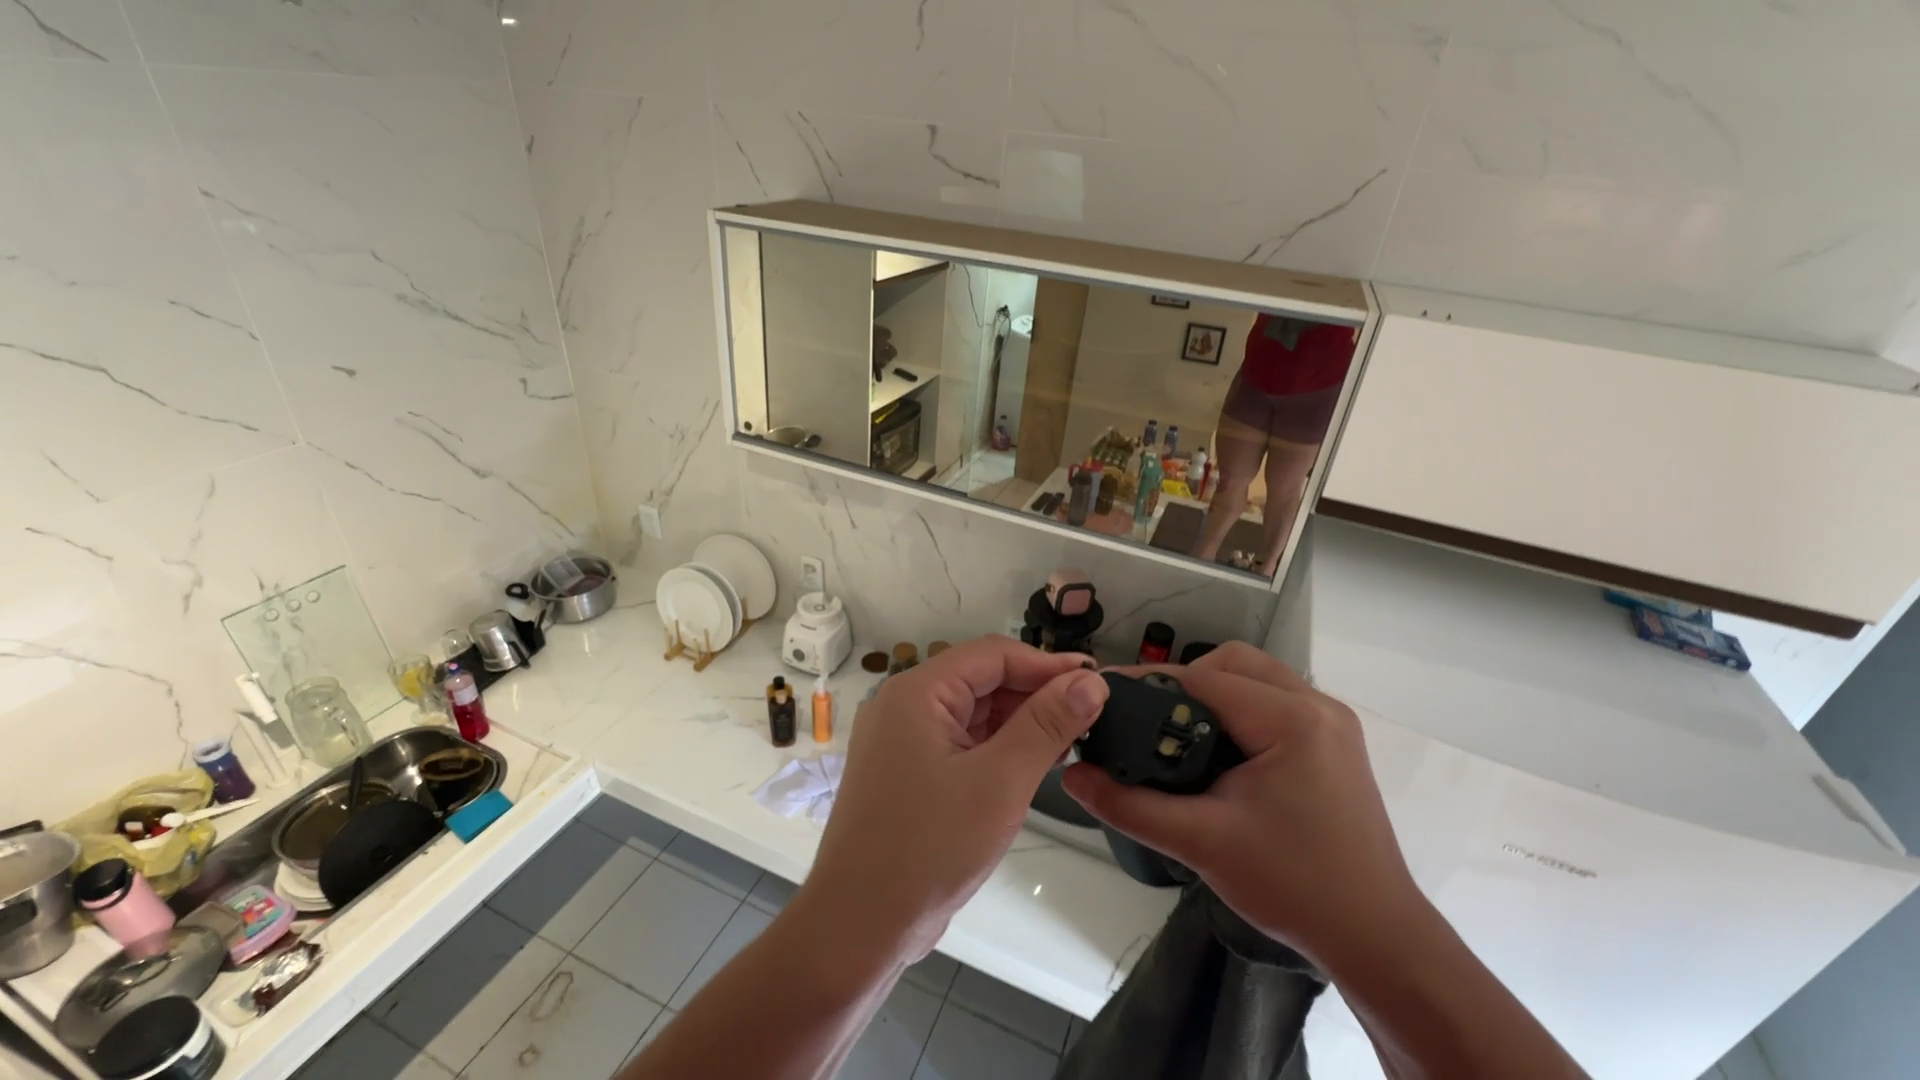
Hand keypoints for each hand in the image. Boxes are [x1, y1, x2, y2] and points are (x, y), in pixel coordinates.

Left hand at [804, 636, 1110, 956]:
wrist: (859, 924)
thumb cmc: (929, 847)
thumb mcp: (1000, 782)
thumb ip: (1047, 725)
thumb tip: (1090, 682)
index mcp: (917, 694)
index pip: (993, 655)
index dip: (1047, 664)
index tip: (1097, 680)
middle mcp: (904, 707)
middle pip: (982, 681)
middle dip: (1036, 694)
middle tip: (1092, 715)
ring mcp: (902, 743)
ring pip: (973, 715)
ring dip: (1021, 724)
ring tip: (1072, 739)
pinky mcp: (908, 776)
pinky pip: (960, 745)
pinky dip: (998, 750)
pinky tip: (1034, 765)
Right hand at [1062, 642, 1422, 963]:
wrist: (1375, 936)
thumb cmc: (1293, 885)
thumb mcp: (1201, 843)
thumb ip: (1130, 805)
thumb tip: (1072, 776)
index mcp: (1292, 719)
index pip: (1204, 678)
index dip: (1150, 685)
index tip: (1106, 702)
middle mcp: (1318, 706)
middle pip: (1233, 663)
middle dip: (1183, 684)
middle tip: (1145, 723)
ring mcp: (1332, 724)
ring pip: (1257, 678)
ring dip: (1213, 695)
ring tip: (1175, 736)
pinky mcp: (1335, 744)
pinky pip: (1276, 702)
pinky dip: (1240, 712)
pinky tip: (1217, 753)